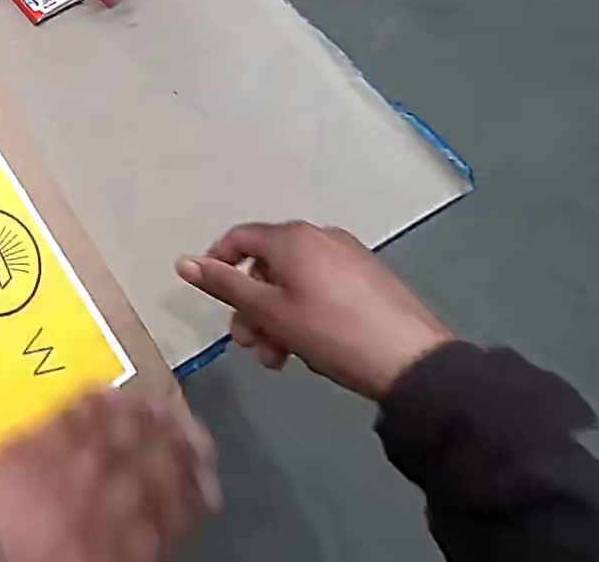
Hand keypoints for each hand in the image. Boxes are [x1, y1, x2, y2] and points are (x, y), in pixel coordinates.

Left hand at [0, 389, 219, 561]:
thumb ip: (132, 547)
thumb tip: (156, 526)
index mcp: (125, 543)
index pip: (173, 508)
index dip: (194, 486)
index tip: (206, 469)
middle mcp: (106, 498)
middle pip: (152, 463)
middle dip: (178, 443)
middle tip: (193, 428)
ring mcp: (71, 465)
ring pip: (117, 432)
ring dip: (143, 415)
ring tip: (159, 404)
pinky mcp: (35, 442)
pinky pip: (73, 415)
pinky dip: (96, 401)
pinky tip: (108, 391)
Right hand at [174, 222, 454, 399]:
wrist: (417, 364)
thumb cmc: (331, 332)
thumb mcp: (269, 312)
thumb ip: (223, 284)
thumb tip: (181, 261)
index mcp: (290, 237)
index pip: (238, 239)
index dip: (217, 264)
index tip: (215, 300)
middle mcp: (317, 235)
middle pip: (266, 264)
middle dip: (251, 305)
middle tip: (250, 345)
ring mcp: (347, 254)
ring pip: (294, 279)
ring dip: (276, 314)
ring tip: (280, 357)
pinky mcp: (370, 276)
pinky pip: (322, 285)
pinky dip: (305, 309)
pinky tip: (311, 346)